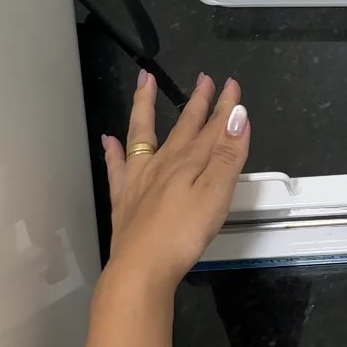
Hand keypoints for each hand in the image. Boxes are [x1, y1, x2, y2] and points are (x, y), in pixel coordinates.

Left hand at [100, 72, 250, 291]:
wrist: (141, 268)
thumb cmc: (183, 233)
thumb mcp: (215, 193)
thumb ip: (227, 154)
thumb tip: (237, 115)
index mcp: (189, 162)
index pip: (213, 127)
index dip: (225, 106)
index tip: (233, 84)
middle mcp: (164, 163)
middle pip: (184, 126)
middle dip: (197, 102)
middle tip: (205, 78)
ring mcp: (140, 179)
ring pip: (143, 134)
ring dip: (146, 107)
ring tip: (145, 82)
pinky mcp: (125, 198)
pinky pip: (118, 166)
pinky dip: (114, 151)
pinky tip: (109, 139)